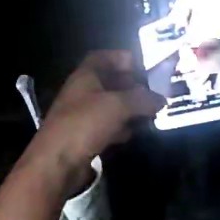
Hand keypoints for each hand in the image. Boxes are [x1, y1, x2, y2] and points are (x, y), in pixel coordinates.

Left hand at [17, 51, 163, 197]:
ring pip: (111, 106)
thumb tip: (161, 99)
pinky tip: (135, 132)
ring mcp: (83, 115)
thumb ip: (142, 99)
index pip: (103, 57)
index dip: (123, 58)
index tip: (144, 66)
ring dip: (130, 108)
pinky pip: (108, 126)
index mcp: (85, 77)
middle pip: (110, 82)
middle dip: (132, 86)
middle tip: (154, 92)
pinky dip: (122, 127)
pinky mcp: (85, 136)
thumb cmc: (85, 123)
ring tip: (151, 113)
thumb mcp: (118, 105)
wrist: (57, 162)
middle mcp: (82, 93)